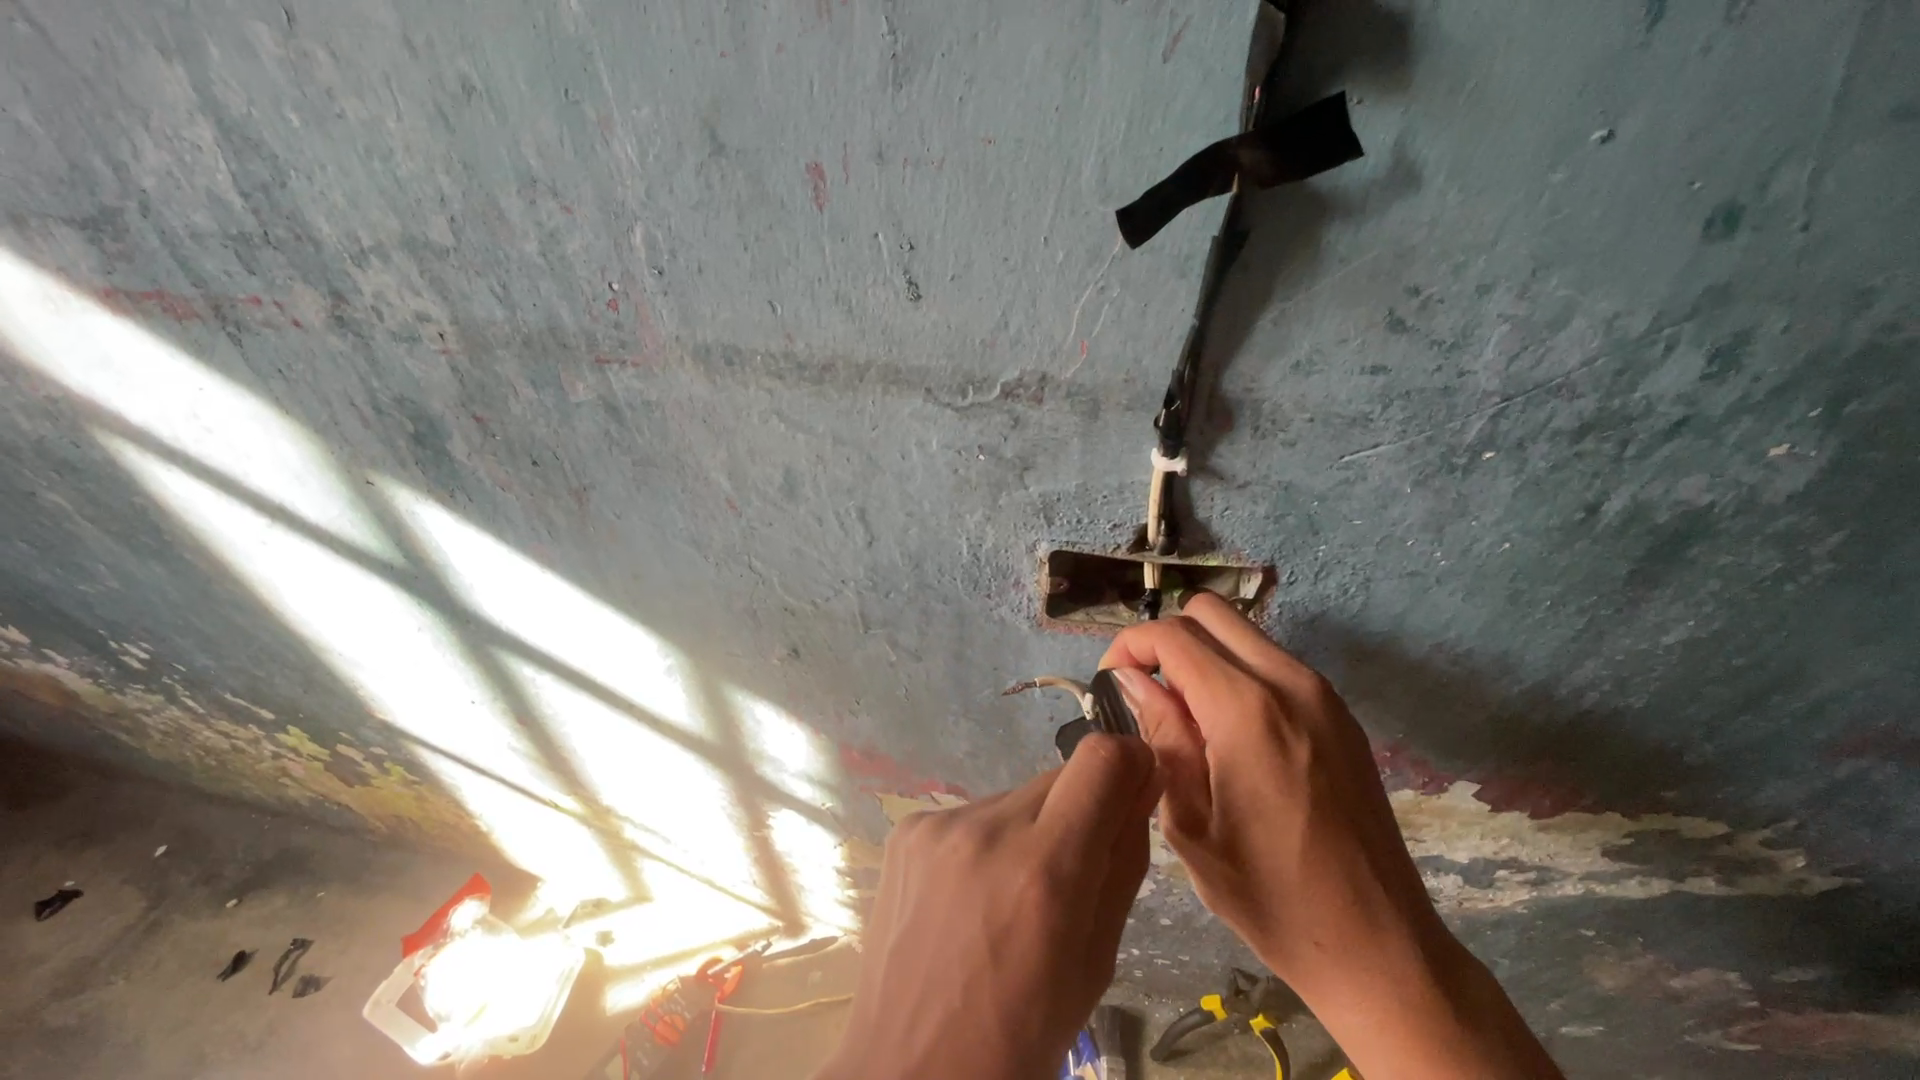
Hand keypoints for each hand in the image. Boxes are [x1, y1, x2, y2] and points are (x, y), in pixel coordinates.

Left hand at [815, 735, 1157, 1079]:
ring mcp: (939, 825)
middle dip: (1078, 814)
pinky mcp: (907, 831)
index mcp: (1047, 869)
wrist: (910, 1068)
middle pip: (1060, 778)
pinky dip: (985, 844)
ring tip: (1008, 900)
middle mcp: (989, 828)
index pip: (1104, 758)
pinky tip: (969, 899)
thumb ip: (1122, 863)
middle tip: (1066, 878)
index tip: (1133, 794)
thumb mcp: (1097, 960)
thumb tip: (1139, 789)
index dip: (1129, 766)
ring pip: (1016, 798)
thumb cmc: (1021, 1033)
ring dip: (1028, 833)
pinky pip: (972, 816)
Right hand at [1102, 593, 1562, 1079]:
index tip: (1110, 684)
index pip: (1172, 635)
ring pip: (1245, 634)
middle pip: (1210, 613)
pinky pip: (1274, 664)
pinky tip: (1226, 734)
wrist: (1377, 944)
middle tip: (1144, 693)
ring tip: (1183, 718)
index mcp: (1247, 711)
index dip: (1128, 647)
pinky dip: (1238, 674)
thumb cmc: (1268, 896)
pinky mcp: (1341, 716)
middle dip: (1165, 639)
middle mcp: (1291, 683)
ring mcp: (1324, 696)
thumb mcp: (1190, 824)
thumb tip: (1131, 680)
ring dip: (1203, 655)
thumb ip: (1162, 735)